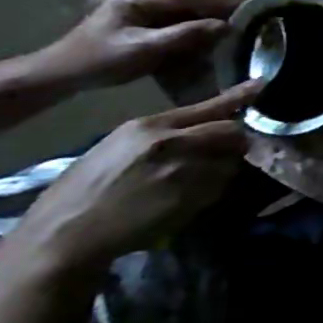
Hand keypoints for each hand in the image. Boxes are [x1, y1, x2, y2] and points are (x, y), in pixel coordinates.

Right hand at [9, 81, 262, 271]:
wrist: (61, 237)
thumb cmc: (79, 193)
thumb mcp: (115, 149)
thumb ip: (162, 134)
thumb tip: (202, 127)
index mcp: (147, 127)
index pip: (209, 106)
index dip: (239, 97)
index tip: (261, 84)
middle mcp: (173, 142)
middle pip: (231, 131)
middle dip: (233, 141)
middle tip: (219, 154)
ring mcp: (186, 169)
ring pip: (230, 160)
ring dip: (223, 167)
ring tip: (192, 181)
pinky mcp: (194, 195)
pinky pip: (221, 185)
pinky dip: (213, 189)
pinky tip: (186, 198)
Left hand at [34, 0, 232, 90]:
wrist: (56, 77)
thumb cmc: (99, 61)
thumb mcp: (145, 48)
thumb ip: (186, 34)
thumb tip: (227, 26)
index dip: (224, 5)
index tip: (252, 15)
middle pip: (192, 2)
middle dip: (219, 13)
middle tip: (247, 26)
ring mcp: (141, 10)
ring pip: (187, 12)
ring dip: (209, 22)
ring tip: (233, 33)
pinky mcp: (141, 23)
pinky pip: (177, 21)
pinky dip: (195, 29)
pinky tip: (208, 39)